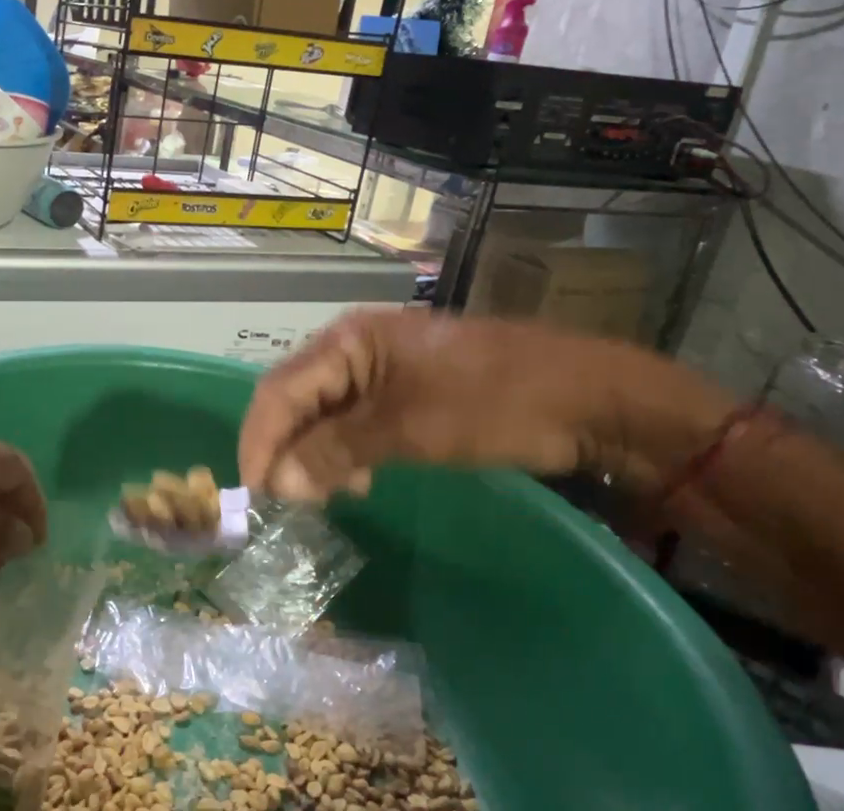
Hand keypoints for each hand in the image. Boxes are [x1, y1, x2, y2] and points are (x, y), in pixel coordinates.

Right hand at [238, 309, 734, 499]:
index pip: (279, 391)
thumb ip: (336, 451)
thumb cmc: (493, 404)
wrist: (590, 397)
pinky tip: (359, 480)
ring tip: (325, 496)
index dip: (260, 442)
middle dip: (284, 450)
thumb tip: (279, 484)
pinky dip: (345, 452)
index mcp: (347, 340)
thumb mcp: (409, 429)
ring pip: (322, 413)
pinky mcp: (405, 391)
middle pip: (294, 399)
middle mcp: (353, 347)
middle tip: (285, 503)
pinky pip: (354, 420)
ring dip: (313, 454)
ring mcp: (380, 368)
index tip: (254, 495)